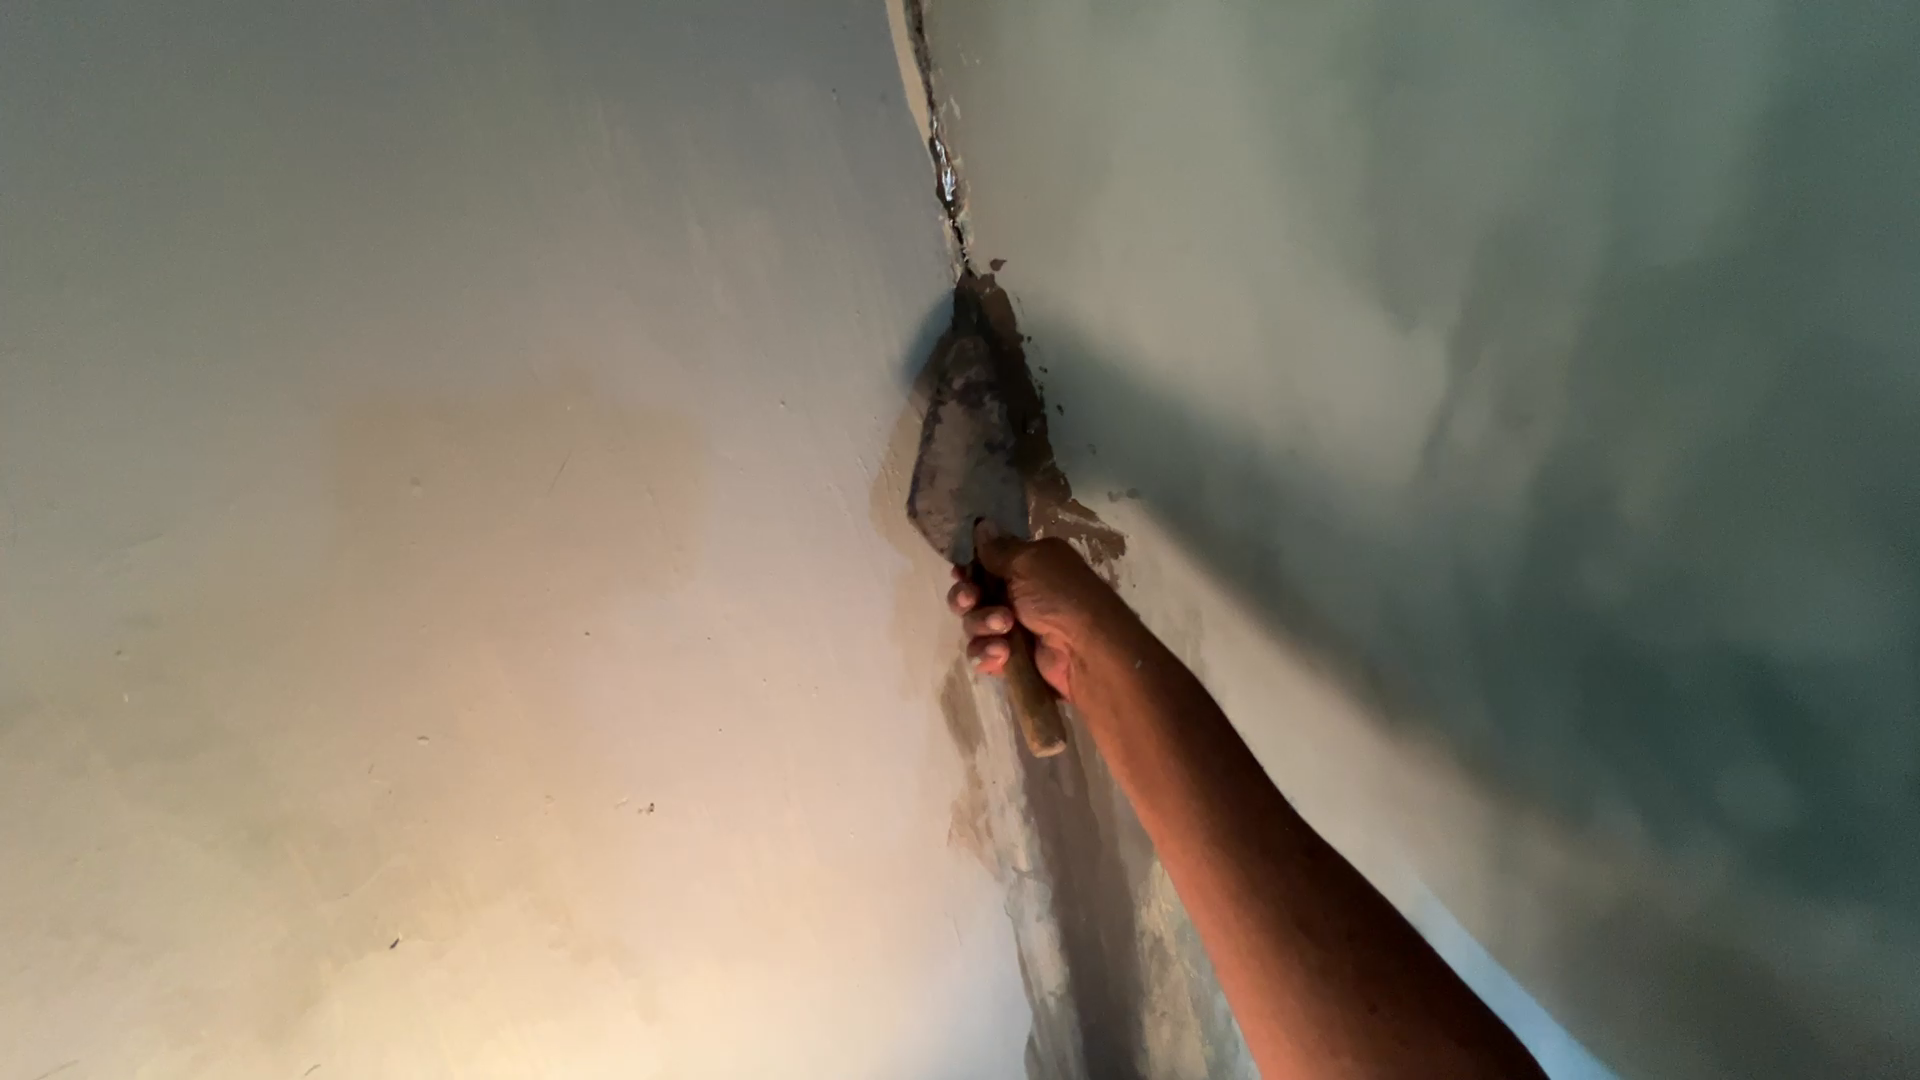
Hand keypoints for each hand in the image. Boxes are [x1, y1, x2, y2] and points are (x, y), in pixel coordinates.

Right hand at [945, 534, 1120, 704]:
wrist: (1086, 650)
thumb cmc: (1059, 596)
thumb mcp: (1029, 562)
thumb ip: (998, 549)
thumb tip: (982, 524)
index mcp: (1027, 565)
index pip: (984, 564)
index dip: (967, 569)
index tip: (960, 573)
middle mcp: (1019, 593)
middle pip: (972, 594)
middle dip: (967, 597)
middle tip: (972, 599)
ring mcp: (1015, 627)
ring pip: (974, 624)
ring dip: (982, 624)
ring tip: (1006, 628)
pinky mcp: (1012, 658)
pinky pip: (982, 653)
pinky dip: (987, 653)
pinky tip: (1002, 654)